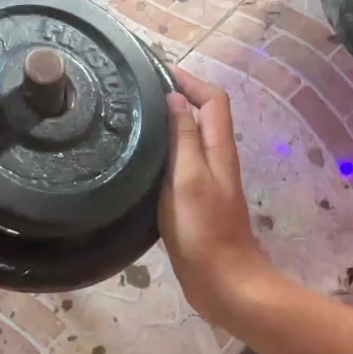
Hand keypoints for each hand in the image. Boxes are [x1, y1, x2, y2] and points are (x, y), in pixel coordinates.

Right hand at [160, 67, 273, 322]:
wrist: (223, 283)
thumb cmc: (204, 230)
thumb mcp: (189, 178)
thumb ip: (183, 137)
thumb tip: (174, 96)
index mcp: (217, 148)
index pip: (212, 98)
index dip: (189, 79)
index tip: (155, 70)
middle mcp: (214, 158)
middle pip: (201, 113)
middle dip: (174, 94)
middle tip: (135, 90)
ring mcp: (204, 179)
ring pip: (188, 136)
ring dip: (166, 120)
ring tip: (129, 116)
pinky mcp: (192, 198)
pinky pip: (178, 160)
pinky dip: (160, 147)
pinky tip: (135, 156)